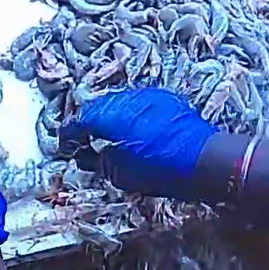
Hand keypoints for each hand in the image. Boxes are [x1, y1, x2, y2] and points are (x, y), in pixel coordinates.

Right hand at [58, 88, 222, 200]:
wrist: (205, 160)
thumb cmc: (159, 170)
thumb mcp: (119, 173)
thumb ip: (98, 160)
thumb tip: (88, 154)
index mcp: (110, 117)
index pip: (79, 121)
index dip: (68, 134)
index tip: (63, 145)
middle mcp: (125, 100)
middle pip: (96, 108)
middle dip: (86, 123)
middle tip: (81, 140)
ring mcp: (146, 96)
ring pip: (116, 103)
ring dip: (106, 118)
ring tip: (104, 136)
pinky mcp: (163, 99)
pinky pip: (134, 104)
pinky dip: (125, 116)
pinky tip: (128, 130)